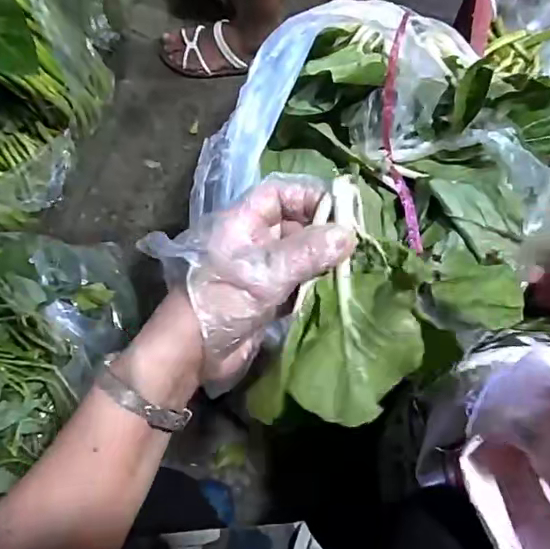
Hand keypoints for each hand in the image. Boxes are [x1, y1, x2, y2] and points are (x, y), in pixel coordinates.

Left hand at [141, 175, 354, 387]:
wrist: (193, 354)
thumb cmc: (221, 302)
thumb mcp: (265, 273)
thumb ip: (307, 252)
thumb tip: (348, 235)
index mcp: (243, 223)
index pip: (279, 194)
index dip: (309, 196)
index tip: (342, 210)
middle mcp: (252, 242)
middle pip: (294, 225)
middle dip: (323, 232)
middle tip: (356, 243)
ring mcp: (260, 272)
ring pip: (299, 256)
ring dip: (323, 262)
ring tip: (353, 266)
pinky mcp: (267, 300)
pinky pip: (298, 284)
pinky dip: (316, 286)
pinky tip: (338, 289)